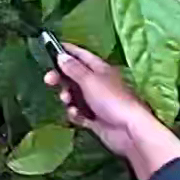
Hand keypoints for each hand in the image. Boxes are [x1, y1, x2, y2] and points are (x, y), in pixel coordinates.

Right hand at [44, 43, 179, 179]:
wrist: (130, 132)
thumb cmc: (111, 100)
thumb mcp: (89, 80)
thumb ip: (73, 68)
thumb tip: (61, 56)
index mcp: (100, 70)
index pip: (81, 55)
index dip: (66, 50)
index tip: (50, 47)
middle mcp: (98, 83)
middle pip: (73, 75)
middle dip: (60, 78)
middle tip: (49, 80)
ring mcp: (96, 101)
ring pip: (73, 94)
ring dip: (66, 97)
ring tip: (68, 101)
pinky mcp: (94, 118)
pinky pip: (77, 112)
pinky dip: (74, 113)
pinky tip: (77, 115)